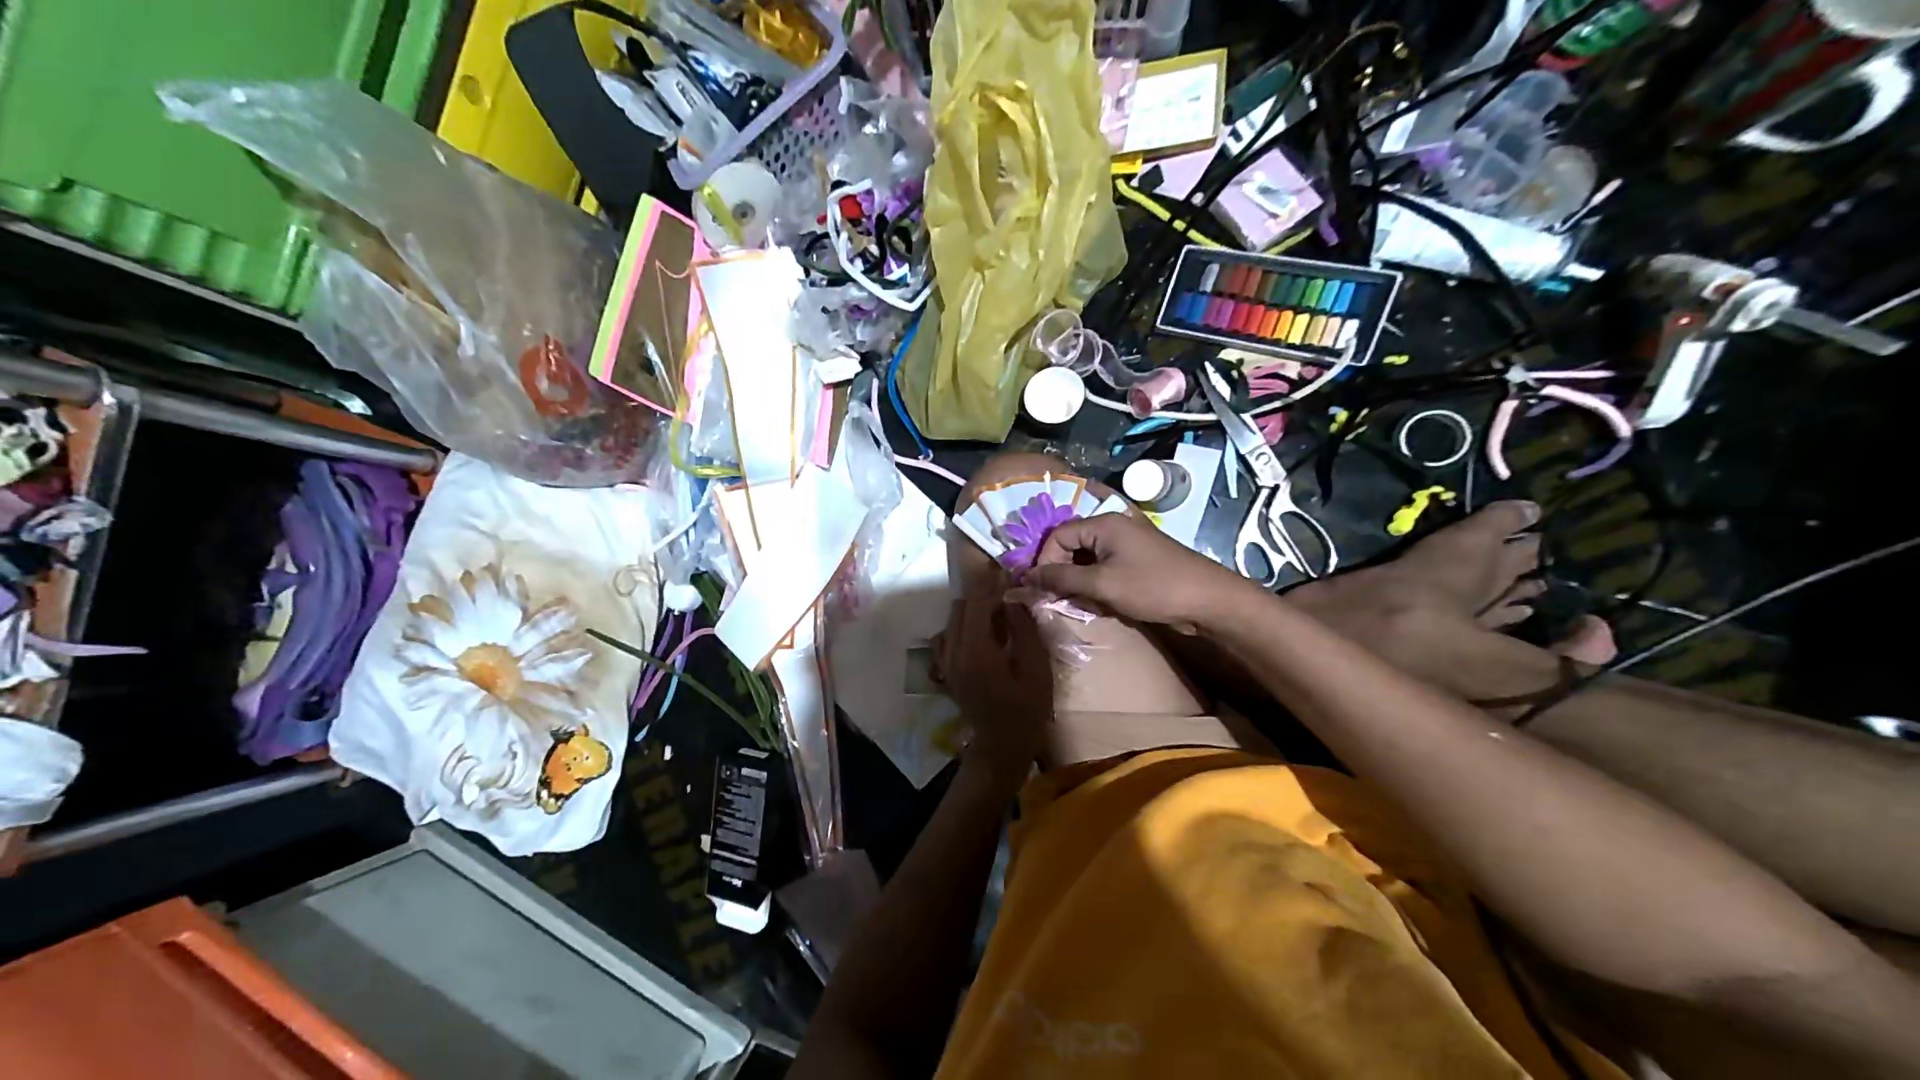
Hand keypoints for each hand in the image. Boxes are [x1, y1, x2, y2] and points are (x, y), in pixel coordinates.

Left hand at [935, 572, 1052, 783]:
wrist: (1002, 746)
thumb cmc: (1027, 709)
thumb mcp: (1036, 668)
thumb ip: (1024, 630)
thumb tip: (1014, 599)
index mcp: (975, 651)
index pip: (978, 603)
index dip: (994, 584)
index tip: (1011, 573)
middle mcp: (953, 652)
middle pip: (961, 606)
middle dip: (983, 593)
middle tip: (1008, 589)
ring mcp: (945, 662)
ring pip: (953, 619)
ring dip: (973, 608)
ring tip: (998, 610)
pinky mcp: (945, 670)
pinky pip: (947, 636)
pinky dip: (962, 626)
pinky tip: (981, 632)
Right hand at [1025, 512, 1249, 629]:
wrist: (1207, 600)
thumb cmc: (1152, 587)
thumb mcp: (1101, 584)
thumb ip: (1062, 578)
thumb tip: (1027, 576)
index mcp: (1104, 523)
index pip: (1058, 534)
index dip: (1044, 560)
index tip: (1042, 588)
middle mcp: (1115, 526)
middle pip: (1072, 543)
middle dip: (1060, 570)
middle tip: (1057, 597)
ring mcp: (1129, 542)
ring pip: (1089, 557)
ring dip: (1079, 579)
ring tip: (1078, 602)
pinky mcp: (1139, 560)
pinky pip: (1106, 566)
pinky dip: (1096, 582)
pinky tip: (1099, 602)